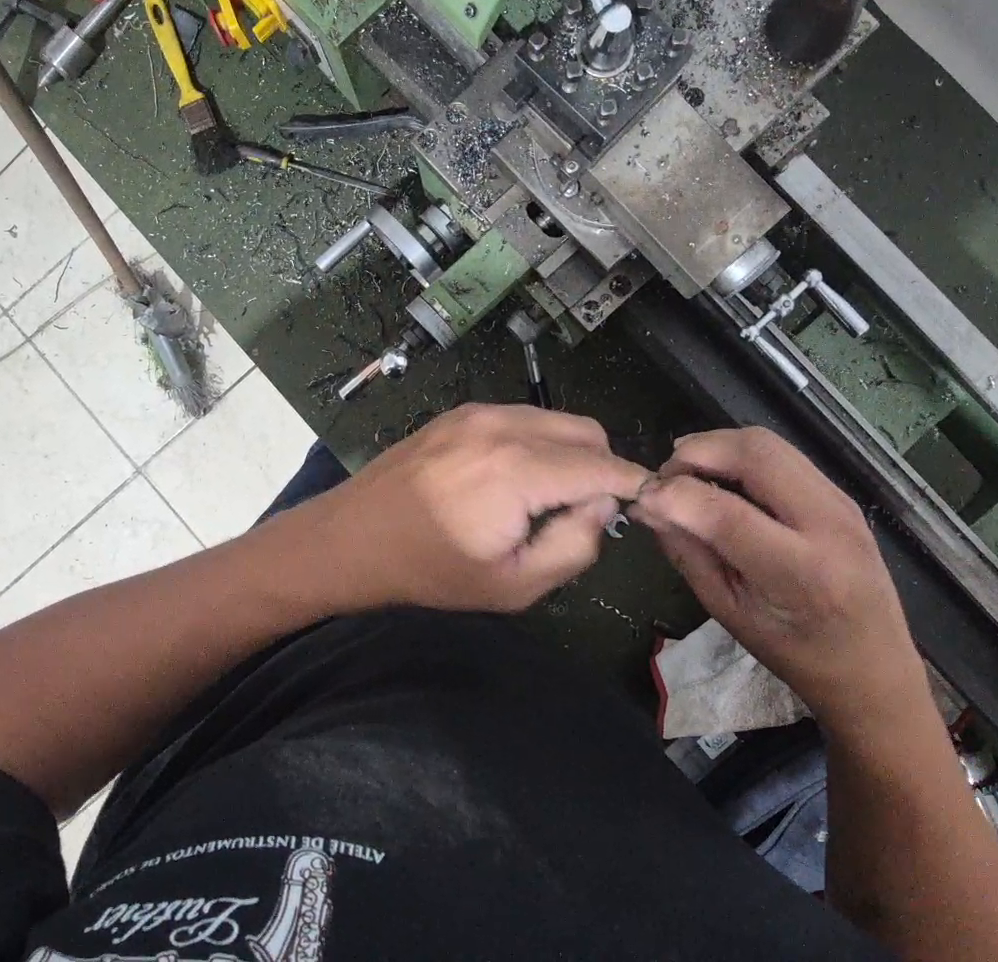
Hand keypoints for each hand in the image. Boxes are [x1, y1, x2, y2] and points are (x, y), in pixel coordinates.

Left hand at [295, 404, 651, 612]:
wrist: (350, 539)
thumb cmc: (429, 572)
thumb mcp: (511, 586)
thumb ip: (573, 547)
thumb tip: (600, 507)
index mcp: (517, 470)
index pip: (603, 465)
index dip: (632, 486)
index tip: (647, 505)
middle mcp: (502, 426)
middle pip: (587, 431)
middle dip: (602, 468)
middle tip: (584, 514)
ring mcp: (477, 412)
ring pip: (556, 419)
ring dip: (570, 453)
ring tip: (544, 500)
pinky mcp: (460, 411)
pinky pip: (522, 417)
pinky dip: (537, 442)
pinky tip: (513, 480)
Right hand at [628, 427, 926, 722]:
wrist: (874, 666)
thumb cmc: (795, 652)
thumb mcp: (729, 611)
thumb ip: (688, 553)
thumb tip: (647, 507)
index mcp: (802, 574)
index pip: (727, 513)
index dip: (674, 495)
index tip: (641, 497)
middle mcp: (829, 525)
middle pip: (754, 453)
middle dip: (696, 453)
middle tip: (665, 478)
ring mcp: (840, 502)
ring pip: (768, 443)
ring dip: (717, 448)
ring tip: (687, 475)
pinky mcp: (839, 493)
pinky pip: (781, 455)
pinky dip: (738, 456)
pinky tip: (719, 479)